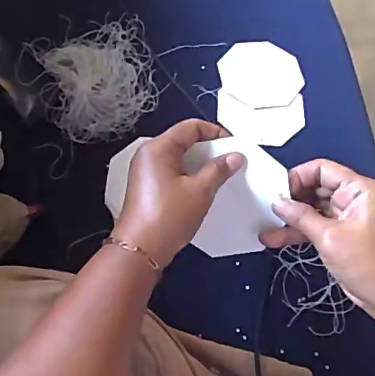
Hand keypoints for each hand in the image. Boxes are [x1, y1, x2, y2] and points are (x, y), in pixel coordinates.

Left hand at [111, 119, 245, 267]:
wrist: (140, 249)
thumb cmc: (167, 217)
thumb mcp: (200, 191)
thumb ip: (218, 169)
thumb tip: (234, 156)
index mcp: (158, 148)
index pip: (190, 126)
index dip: (215, 132)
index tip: (233, 145)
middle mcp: (148, 155)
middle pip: (183, 140)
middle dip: (208, 149)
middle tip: (229, 162)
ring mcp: (145, 171)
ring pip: (178, 157)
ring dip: (199, 164)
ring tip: (219, 176)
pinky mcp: (146, 186)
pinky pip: (171, 171)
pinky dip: (188, 175)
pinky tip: (202, 188)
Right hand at [259, 159, 374, 314]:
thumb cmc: (369, 265)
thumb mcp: (330, 238)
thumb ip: (301, 216)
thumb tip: (277, 201)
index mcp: (360, 190)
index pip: (323, 169)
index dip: (297, 177)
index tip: (276, 192)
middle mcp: (356, 199)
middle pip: (316, 187)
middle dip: (292, 199)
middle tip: (267, 209)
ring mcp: (350, 218)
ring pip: (314, 209)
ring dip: (292, 219)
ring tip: (266, 227)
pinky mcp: (344, 236)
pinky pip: (318, 226)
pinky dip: (300, 232)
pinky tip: (277, 238)